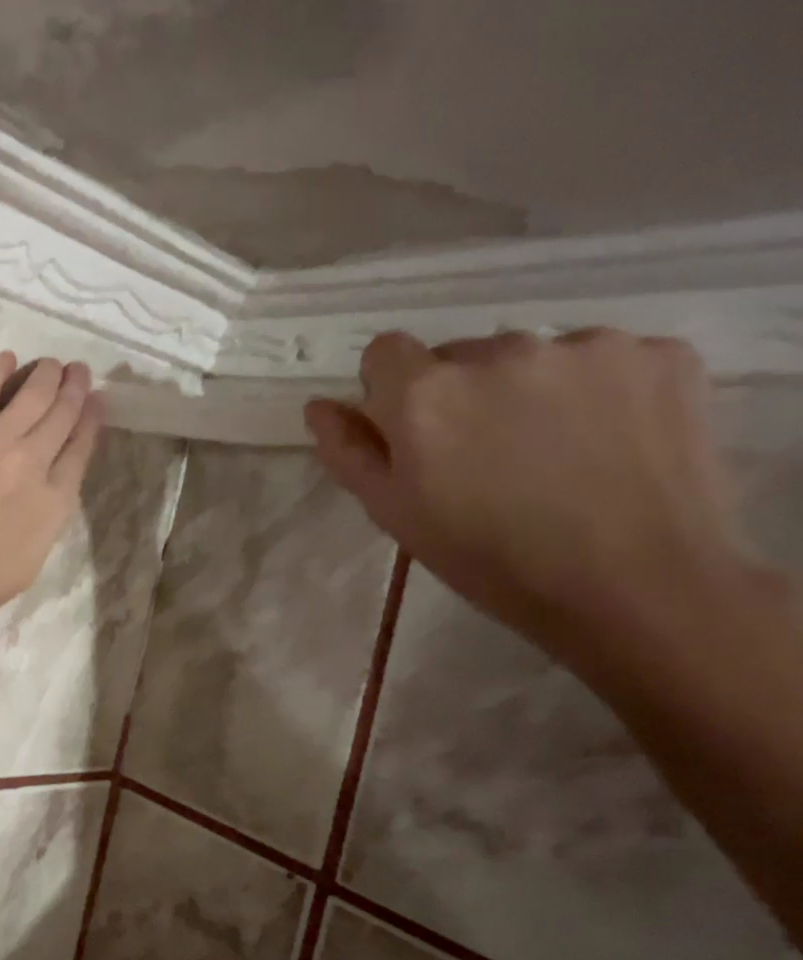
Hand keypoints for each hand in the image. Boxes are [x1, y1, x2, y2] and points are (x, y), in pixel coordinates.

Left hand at [0, 353, 102, 643]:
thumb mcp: (31, 562)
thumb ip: (45, 519)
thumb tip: (48, 492)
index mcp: (56, 502)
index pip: (80, 448)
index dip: (90, 420)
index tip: (95, 401)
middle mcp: (33, 463)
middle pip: (60, 415)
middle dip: (73, 389)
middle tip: (77, 370)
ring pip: (29, 396)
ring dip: (45, 375)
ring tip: (51, 363)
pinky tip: (6, 359)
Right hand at [305, 329, 764, 647]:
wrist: (638, 588)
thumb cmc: (490, 559)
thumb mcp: (394, 512)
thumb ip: (348, 450)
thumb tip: (320, 406)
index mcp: (424, 392)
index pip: (385, 352)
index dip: (393, 392)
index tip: (416, 435)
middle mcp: (498, 351)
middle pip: (461, 356)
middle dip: (465, 394)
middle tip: (490, 456)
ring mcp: (586, 347)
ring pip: (535, 357)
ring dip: (531, 390)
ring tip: (557, 452)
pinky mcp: (662, 354)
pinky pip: (607, 360)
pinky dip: (602, 390)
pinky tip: (612, 440)